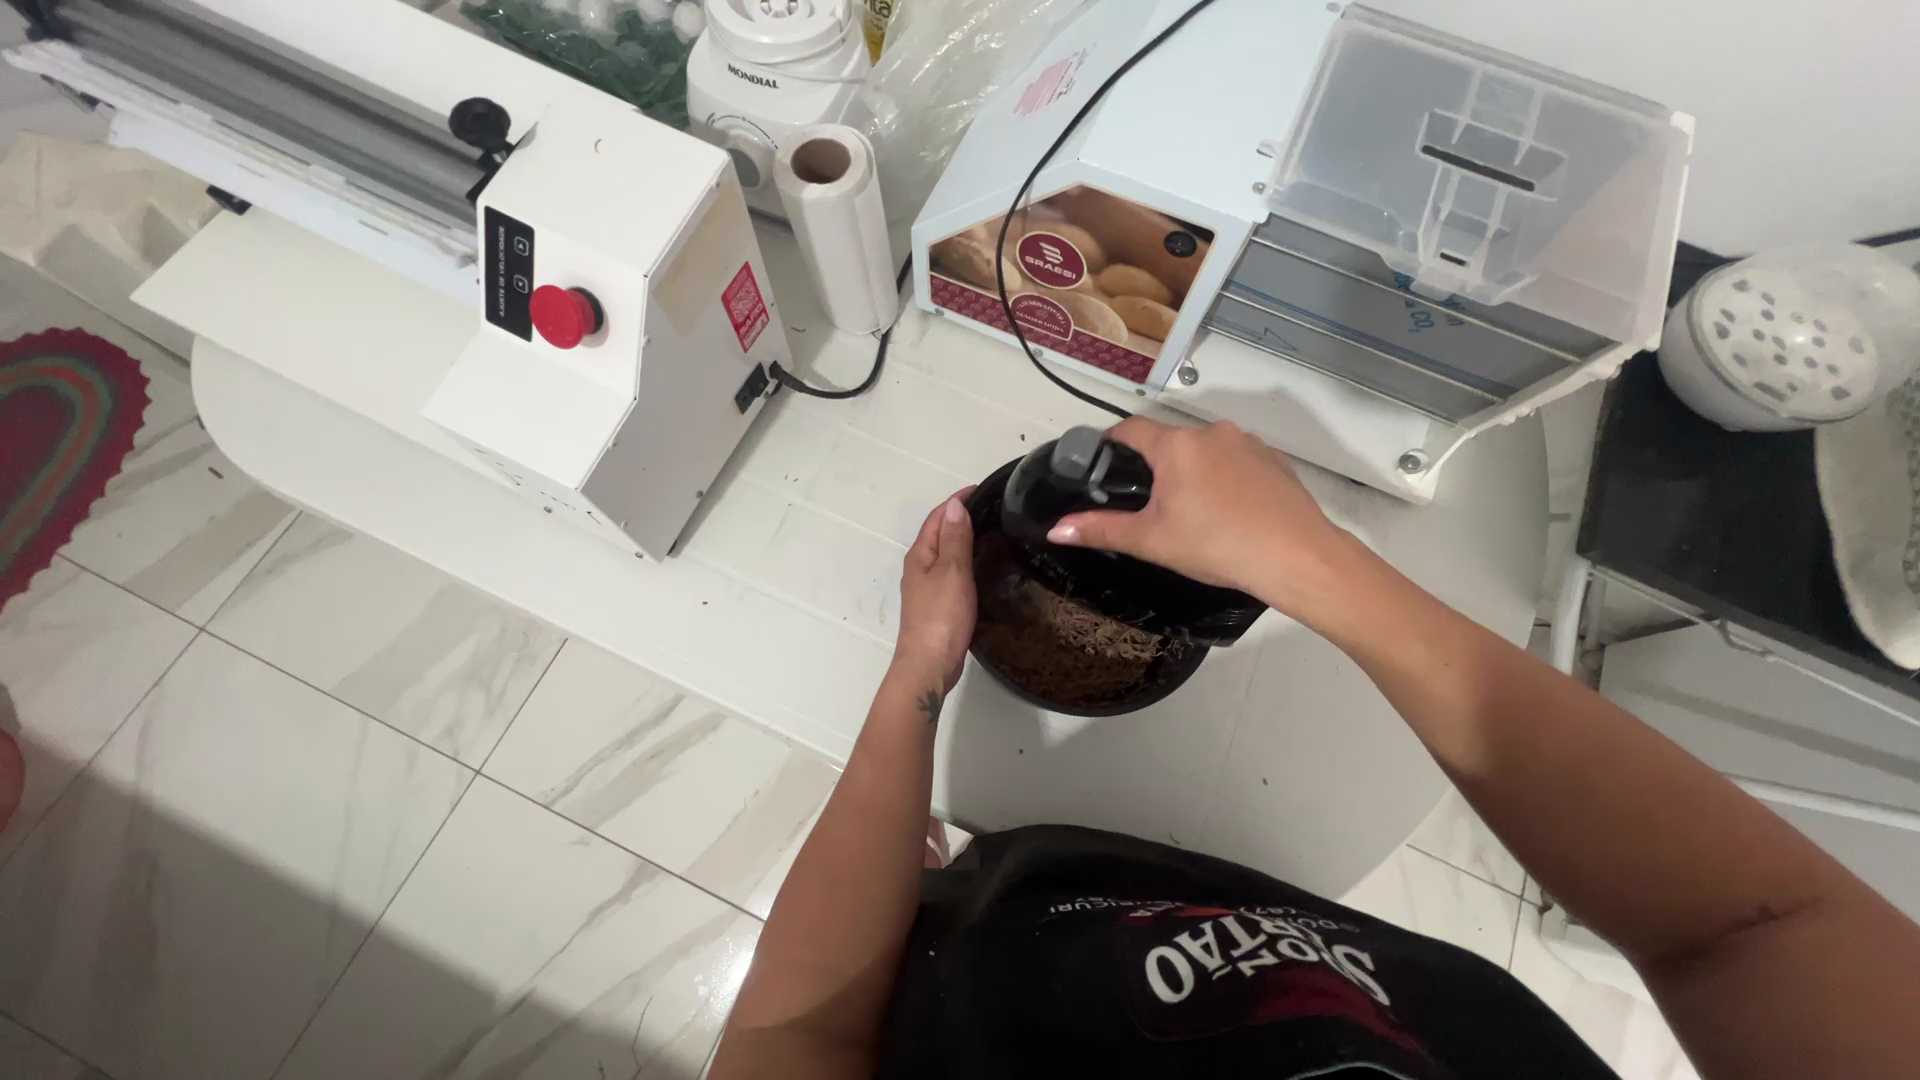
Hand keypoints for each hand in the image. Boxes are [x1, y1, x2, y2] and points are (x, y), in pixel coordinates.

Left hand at [894, 489, 976, 691]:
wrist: (929, 665)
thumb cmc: (941, 617)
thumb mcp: (952, 572)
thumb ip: (955, 540)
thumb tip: (955, 506)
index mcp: (920, 555)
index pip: (938, 517)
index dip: (957, 501)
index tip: (983, 490)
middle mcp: (919, 567)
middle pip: (940, 533)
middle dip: (961, 517)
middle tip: (994, 509)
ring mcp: (926, 587)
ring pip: (945, 553)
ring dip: (963, 539)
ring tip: (992, 532)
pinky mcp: (936, 605)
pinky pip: (950, 572)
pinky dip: (964, 561)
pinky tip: (980, 567)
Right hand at [1046, 418, 1352, 616]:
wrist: (1297, 556)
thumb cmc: (1215, 545)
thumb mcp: (1151, 541)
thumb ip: (1100, 530)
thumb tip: (1055, 530)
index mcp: (1176, 446)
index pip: (1130, 429)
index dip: (1110, 443)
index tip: (1100, 465)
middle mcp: (1211, 432)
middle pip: (1169, 442)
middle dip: (1155, 467)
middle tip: (1148, 505)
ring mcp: (1248, 443)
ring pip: (1205, 452)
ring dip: (1192, 472)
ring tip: (1192, 512)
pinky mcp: (1274, 460)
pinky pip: (1236, 461)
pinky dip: (1225, 479)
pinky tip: (1229, 511)